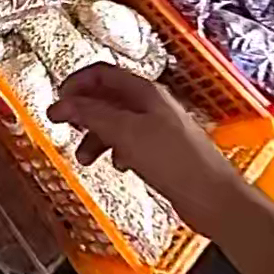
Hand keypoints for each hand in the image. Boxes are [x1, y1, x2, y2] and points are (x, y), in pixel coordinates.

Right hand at [47, 64, 243, 231]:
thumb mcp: (126, 133)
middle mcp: (149, 104)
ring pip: (115, 122)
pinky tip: (115, 164)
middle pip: (106, 97)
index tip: (58, 100)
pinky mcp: (161, 150)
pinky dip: (114, 149)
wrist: (215, 199)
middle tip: (64, 126)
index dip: (76, 83)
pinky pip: (128, 141)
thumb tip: (62, 103)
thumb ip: (92, 115)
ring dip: (95, 136)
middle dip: (83, 111)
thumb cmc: (174, 161)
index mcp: (143, 90)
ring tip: (84, 157)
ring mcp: (157, 126)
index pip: (101, 73)